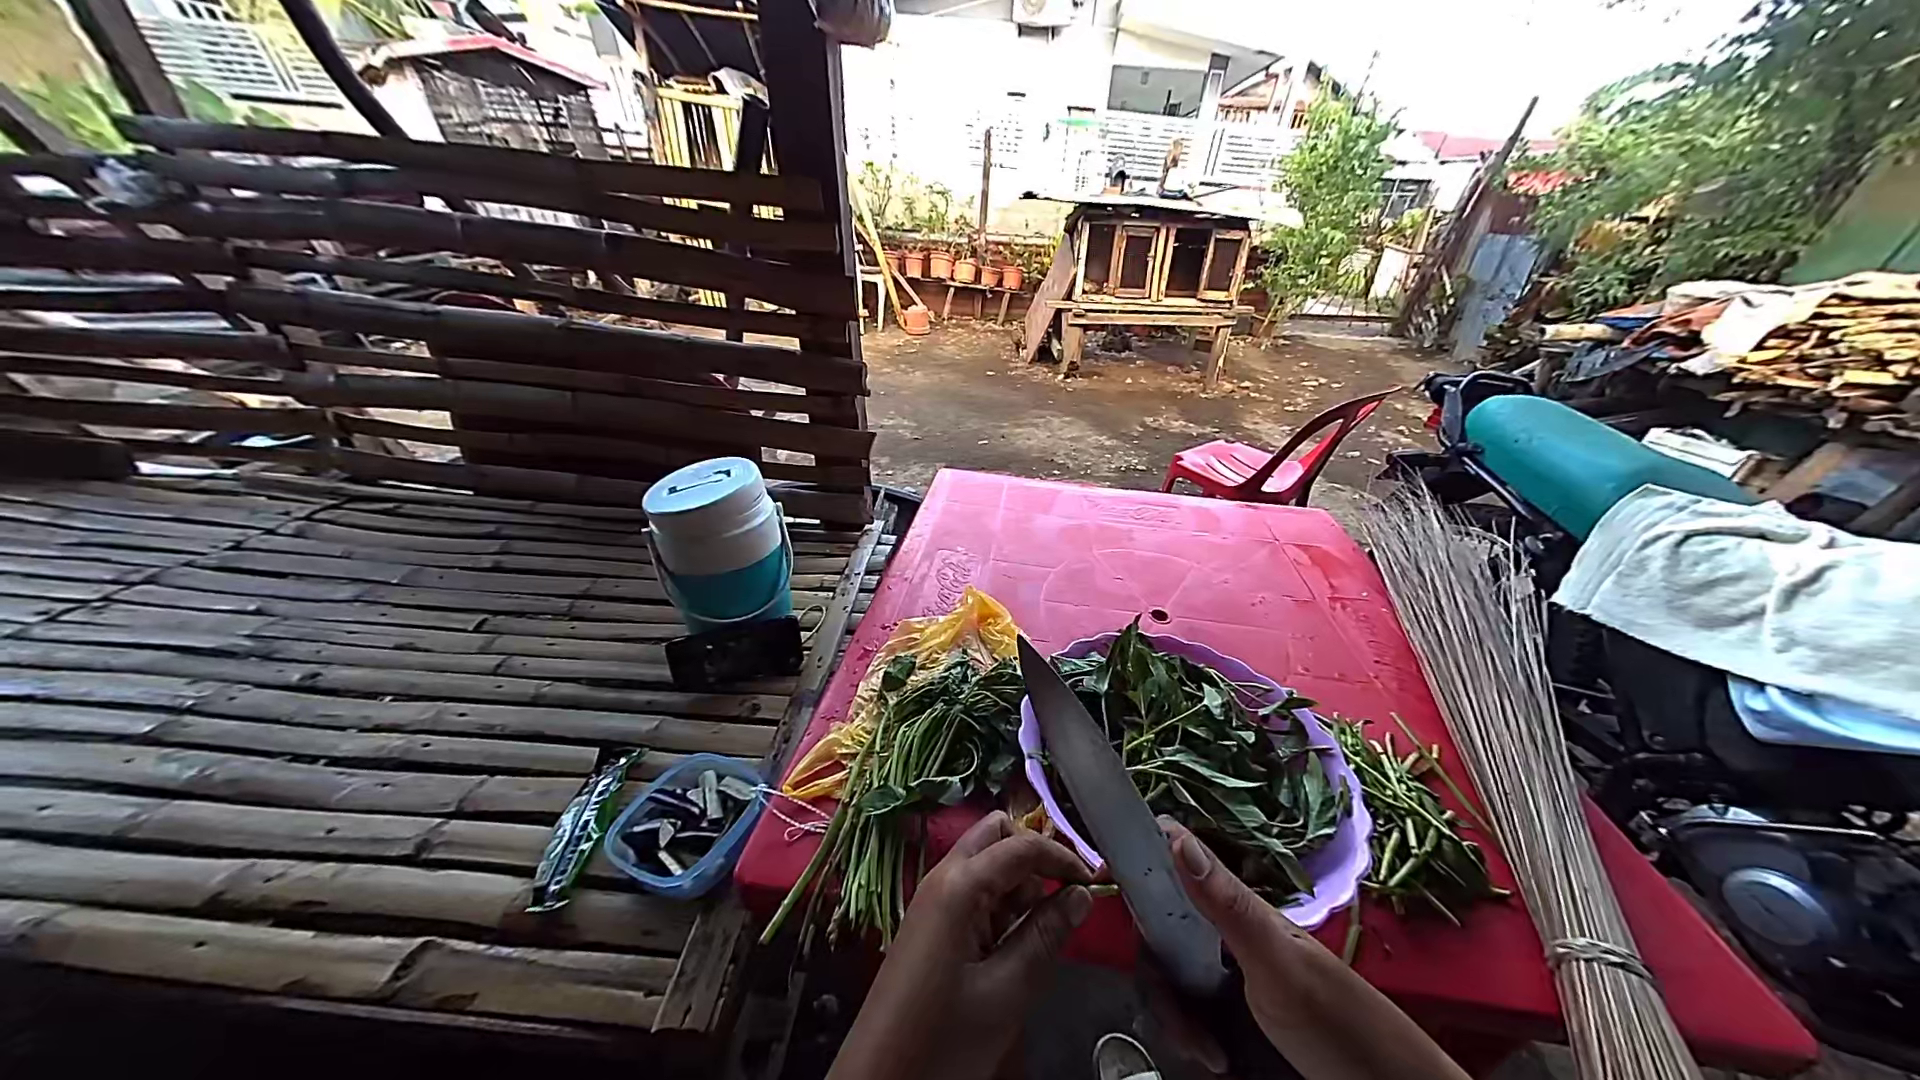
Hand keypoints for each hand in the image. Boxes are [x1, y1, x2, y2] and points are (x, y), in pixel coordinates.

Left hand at [827, 811, 1093, 1079]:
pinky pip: (974, 890)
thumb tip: (1082, 894)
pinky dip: (1001, 903)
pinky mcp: (932, 920)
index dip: (1061, 857)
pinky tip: (1013, 944)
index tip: (1095, 882)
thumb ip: (1046, 935)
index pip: (1020, 845)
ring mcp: (934, 897)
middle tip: (1062, 898)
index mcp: (959, 884)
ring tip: (1037, 935)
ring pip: (986, 861)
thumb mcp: (1007, 991)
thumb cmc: (945, 1039)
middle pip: (995, 835)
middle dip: (1033, 856)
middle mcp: (943, 876)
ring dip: (1018, 883)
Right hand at [1159, 817, 1469, 1079]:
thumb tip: (1175, 835)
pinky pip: (1183, 1010)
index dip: (1136, 870)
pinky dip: (1186, 1034)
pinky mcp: (1226, 1015)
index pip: (1169, 869)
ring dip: (1171, 1013)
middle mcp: (1223, 934)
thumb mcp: (1278, 963)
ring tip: (1204, 1053)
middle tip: (1180, 1024)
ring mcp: (1224, 975)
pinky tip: (1212, 1058)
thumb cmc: (1341, 1024)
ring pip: (1166, 974)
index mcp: (1234, 907)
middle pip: (1157, 931)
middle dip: (1155, 974)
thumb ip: (1226, 903)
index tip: (1104, 882)